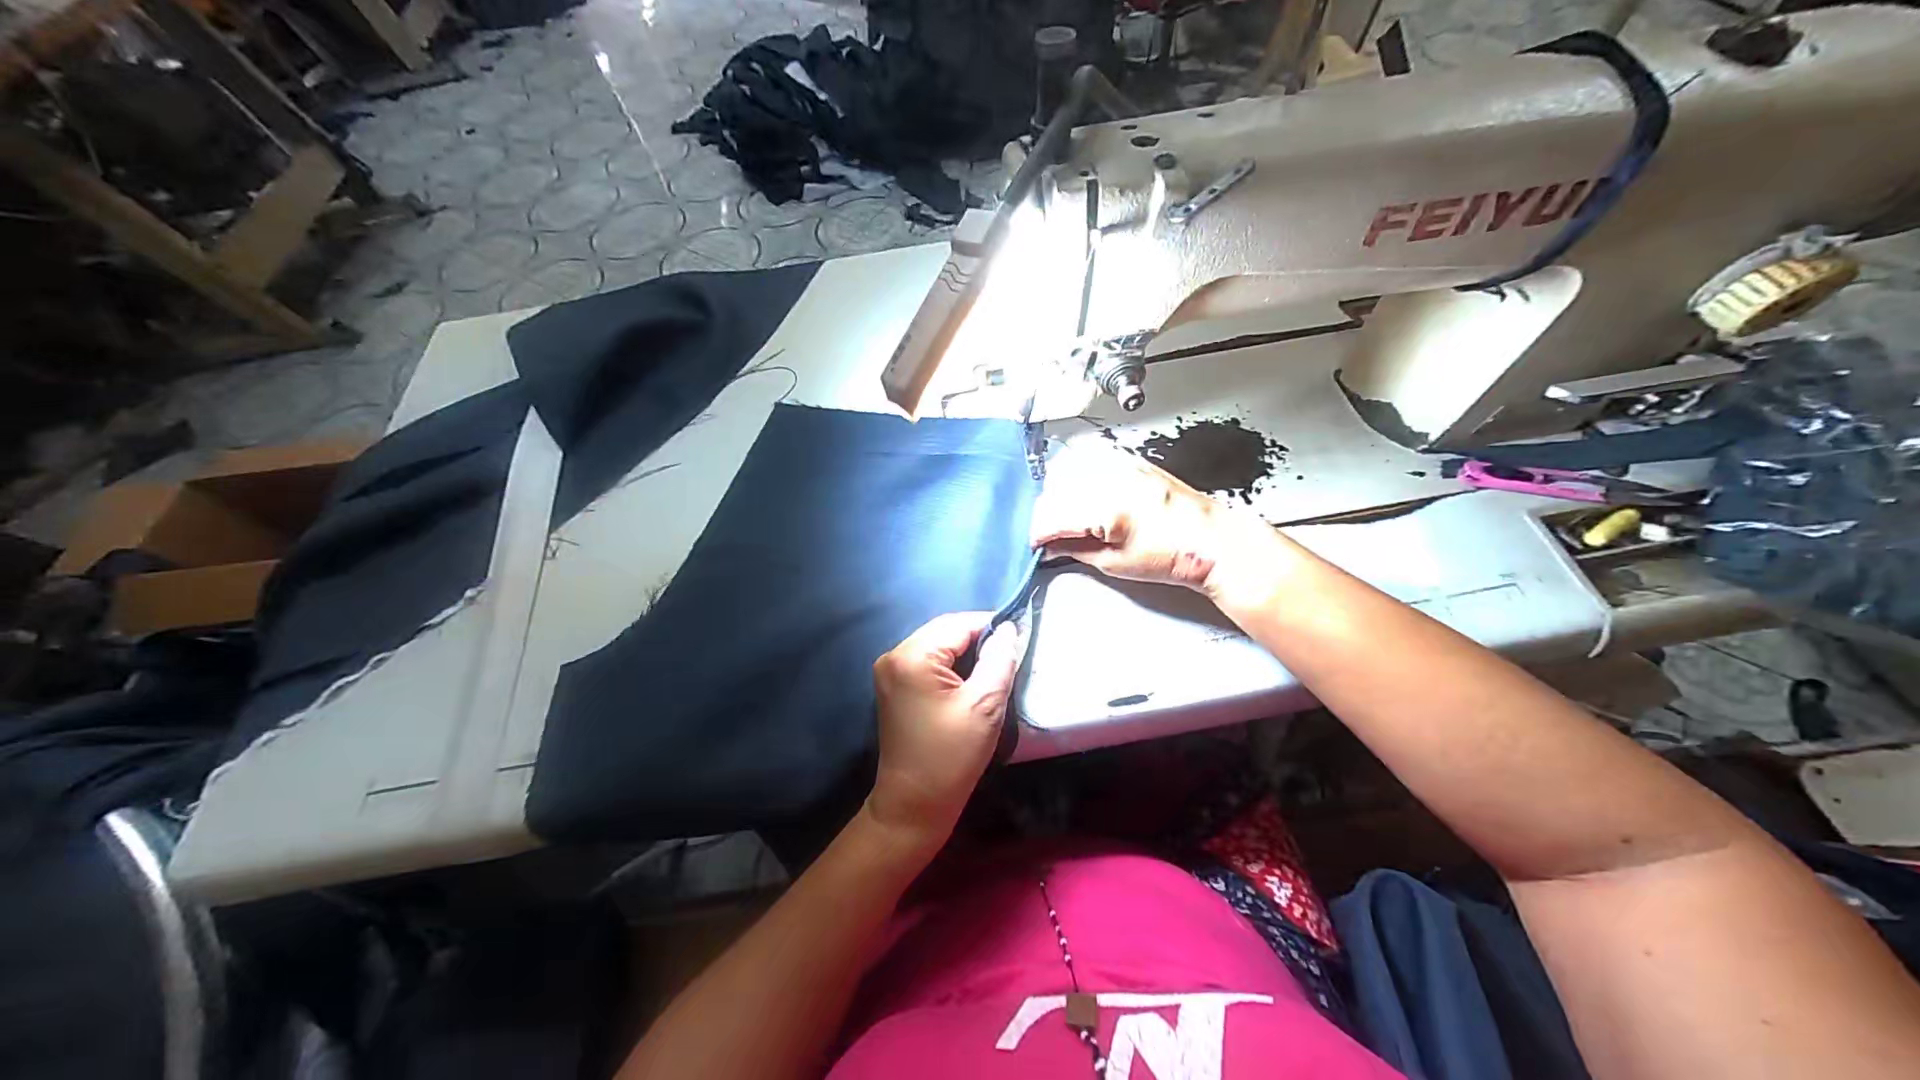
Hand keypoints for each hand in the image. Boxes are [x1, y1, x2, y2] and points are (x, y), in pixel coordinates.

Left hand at [867, 612, 1023, 841]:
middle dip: (979, 638)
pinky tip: (972, 681)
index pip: (958, 624)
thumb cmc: (951, 757)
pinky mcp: (894, 687)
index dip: (992, 626)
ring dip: (966, 652)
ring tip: (995, 667)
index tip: (1021, 638)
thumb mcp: (984, 705)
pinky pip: (928, 662)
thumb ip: (999, 660)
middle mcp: (894, 656)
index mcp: (912, 656)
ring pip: (937, 646)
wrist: (913, 805)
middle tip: (1011, 654)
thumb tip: (1009, 629)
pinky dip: (952, 666)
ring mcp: (890, 672)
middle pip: (945, 632)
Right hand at [1029, 444, 1279, 594]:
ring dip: (1062, 496)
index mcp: (1106, 506)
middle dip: (1048, 514)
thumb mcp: (1115, 563)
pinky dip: (1081, 481)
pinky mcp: (1132, 461)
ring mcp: (1123, 465)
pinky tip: (1088, 502)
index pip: (1051, 514)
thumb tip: (1050, 546)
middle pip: (1055, 490)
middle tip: (1051, 536)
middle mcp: (1112, 478)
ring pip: (1069, 473)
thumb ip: (1074, 549)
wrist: (1213, 541)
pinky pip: (1092, 464)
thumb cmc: (1176, 555)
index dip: (1038, 532)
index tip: (1035, 543)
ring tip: (1072, 521)